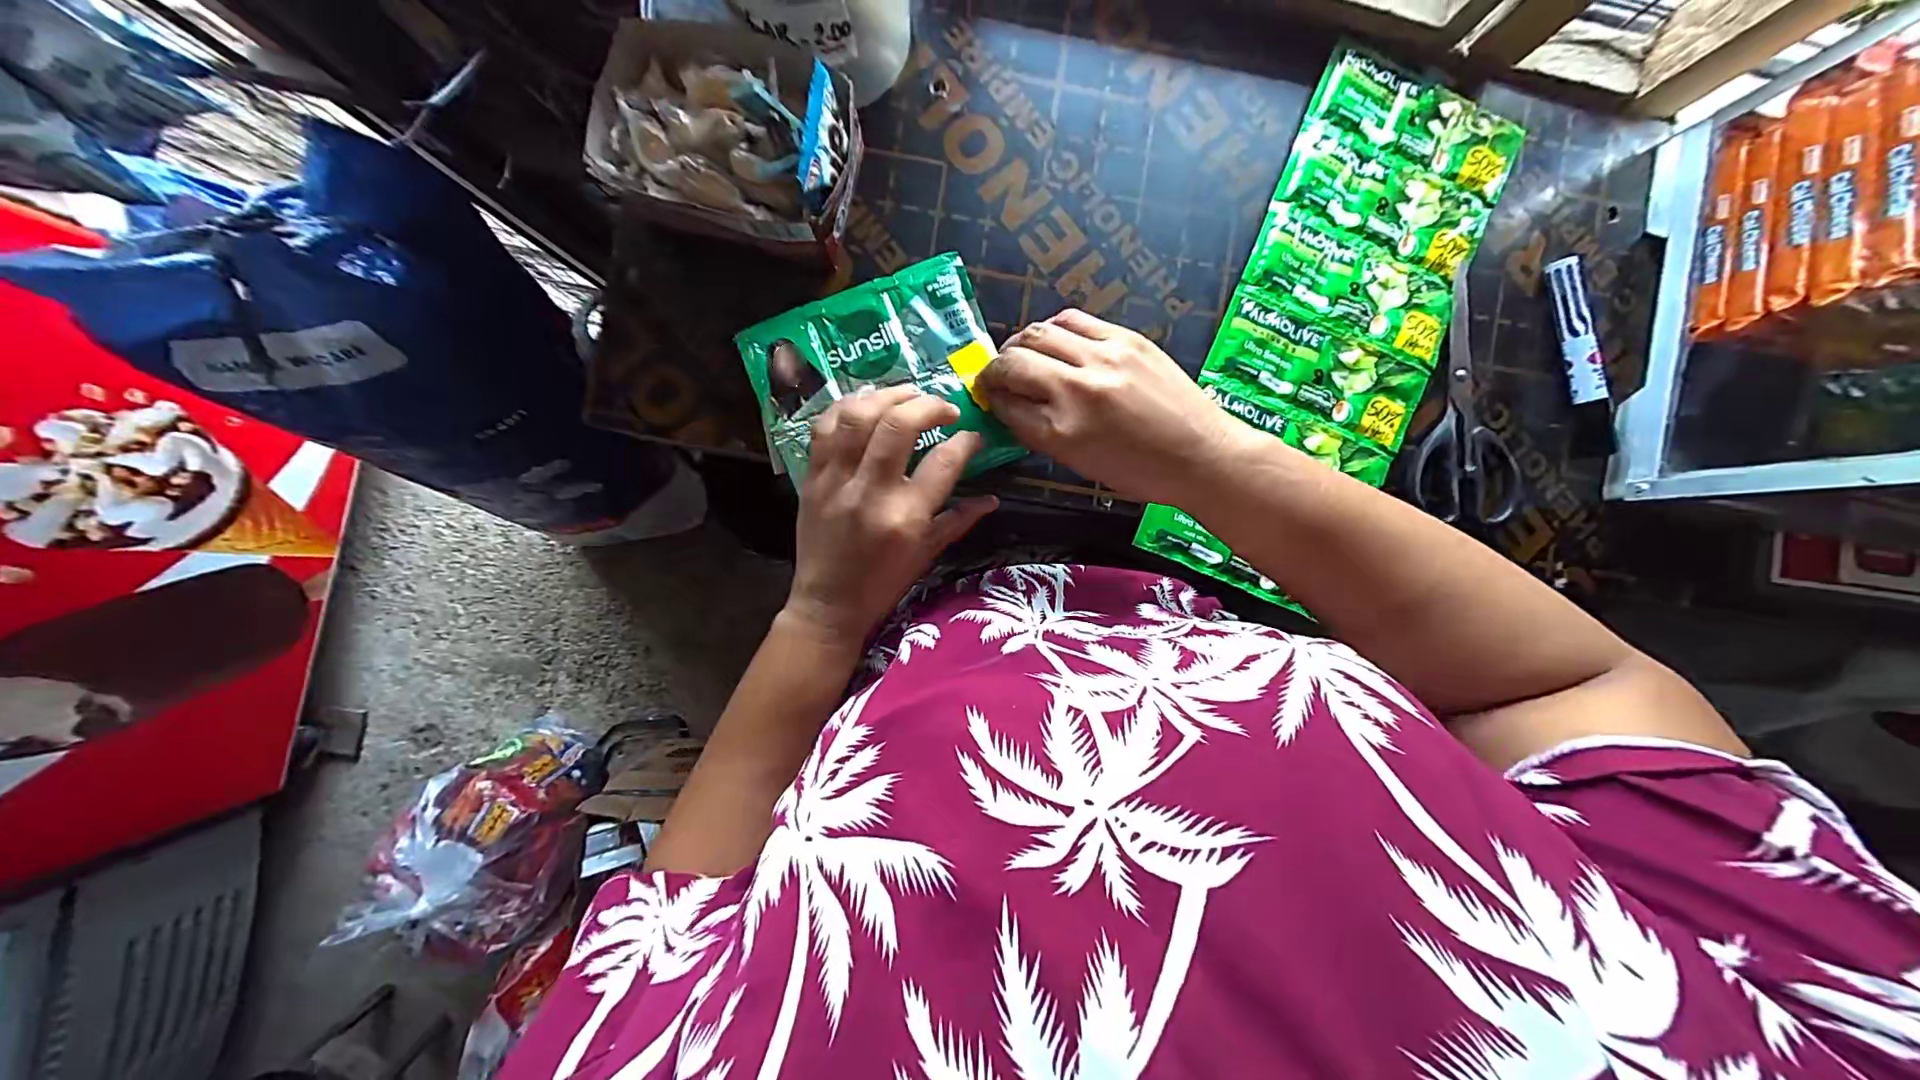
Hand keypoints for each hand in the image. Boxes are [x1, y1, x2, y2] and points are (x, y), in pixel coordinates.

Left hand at [785, 385, 997, 644]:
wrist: (827, 604)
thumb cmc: (882, 584)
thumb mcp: (926, 556)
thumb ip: (958, 521)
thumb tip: (992, 499)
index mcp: (906, 517)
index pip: (944, 461)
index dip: (966, 441)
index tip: (973, 437)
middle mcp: (871, 493)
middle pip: (899, 426)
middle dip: (928, 405)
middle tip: (945, 407)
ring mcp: (836, 481)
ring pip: (858, 417)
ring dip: (887, 396)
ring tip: (908, 394)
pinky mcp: (812, 478)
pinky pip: (825, 428)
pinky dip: (847, 407)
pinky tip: (867, 403)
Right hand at [974, 310, 1253, 504]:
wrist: (1201, 454)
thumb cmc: (1142, 473)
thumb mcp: (1080, 463)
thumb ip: (1040, 432)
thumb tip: (1013, 406)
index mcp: (1062, 432)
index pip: (1006, 404)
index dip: (991, 400)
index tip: (989, 398)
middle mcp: (1077, 390)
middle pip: (1013, 363)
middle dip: (994, 370)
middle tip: (994, 377)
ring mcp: (1104, 358)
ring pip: (1038, 333)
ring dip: (1019, 343)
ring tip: (1020, 354)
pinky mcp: (1127, 339)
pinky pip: (1073, 320)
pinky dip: (1054, 329)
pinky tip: (1053, 340)